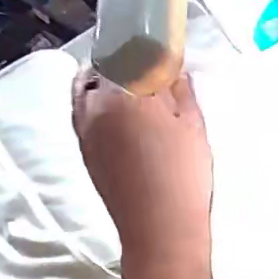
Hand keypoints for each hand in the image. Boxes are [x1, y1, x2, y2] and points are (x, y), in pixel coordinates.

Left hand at [73, 66, 212, 273]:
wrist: (160, 232)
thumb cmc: (183, 177)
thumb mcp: (193, 127)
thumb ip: (180, 92)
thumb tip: (172, 73)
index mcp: (124, 92)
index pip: (130, 51)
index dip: (146, 46)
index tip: (162, 50)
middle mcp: (94, 105)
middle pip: (101, 67)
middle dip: (123, 62)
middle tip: (148, 71)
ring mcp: (84, 130)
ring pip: (86, 90)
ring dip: (105, 83)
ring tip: (133, 94)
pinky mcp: (84, 152)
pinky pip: (85, 114)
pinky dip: (99, 107)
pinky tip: (125, 122)